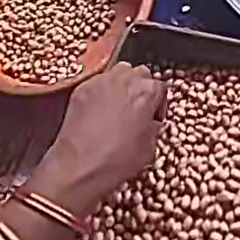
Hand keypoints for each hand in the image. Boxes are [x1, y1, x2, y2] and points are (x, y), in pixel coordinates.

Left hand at [27, 62, 165, 216]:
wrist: (79, 166)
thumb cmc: (116, 160)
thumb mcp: (148, 148)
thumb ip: (154, 127)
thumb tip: (151, 123)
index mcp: (147, 92)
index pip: (160, 87)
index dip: (159, 104)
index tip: (154, 117)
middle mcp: (125, 79)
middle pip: (140, 74)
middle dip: (141, 89)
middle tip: (138, 109)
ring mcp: (101, 81)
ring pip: (118, 72)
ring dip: (123, 85)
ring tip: (119, 106)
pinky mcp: (82, 87)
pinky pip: (97, 83)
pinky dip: (102, 92)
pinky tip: (99, 111)